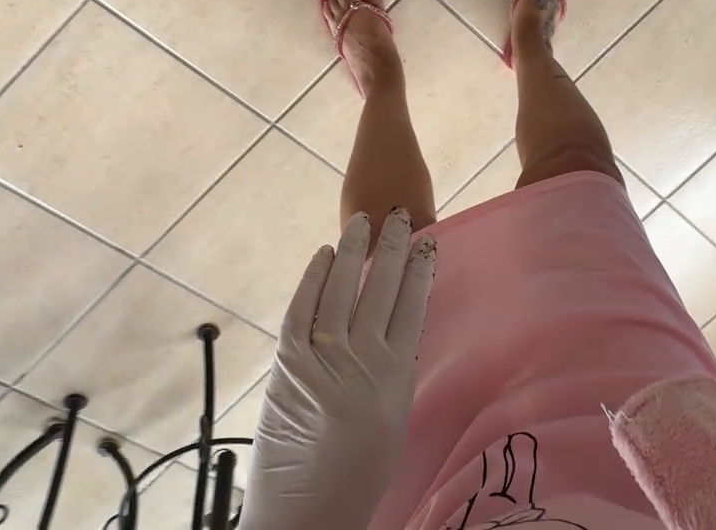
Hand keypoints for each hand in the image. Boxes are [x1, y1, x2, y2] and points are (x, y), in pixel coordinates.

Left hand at [237, 209, 436, 529]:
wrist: (307, 513)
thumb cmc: (357, 474)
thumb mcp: (392, 419)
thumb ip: (394, 370)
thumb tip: (393, 326)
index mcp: (397, 377)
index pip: (413, 307)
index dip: (419, 271)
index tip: (426, 244)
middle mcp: (364, 360)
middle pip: (382, 288)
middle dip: (392, 248)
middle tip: (399, 216)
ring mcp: (324, 358)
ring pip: (343, 288)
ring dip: (354, 251)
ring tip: (363, 221)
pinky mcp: (288, 362)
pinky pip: (303, 307)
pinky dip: (313, 277)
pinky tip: (324, 254)